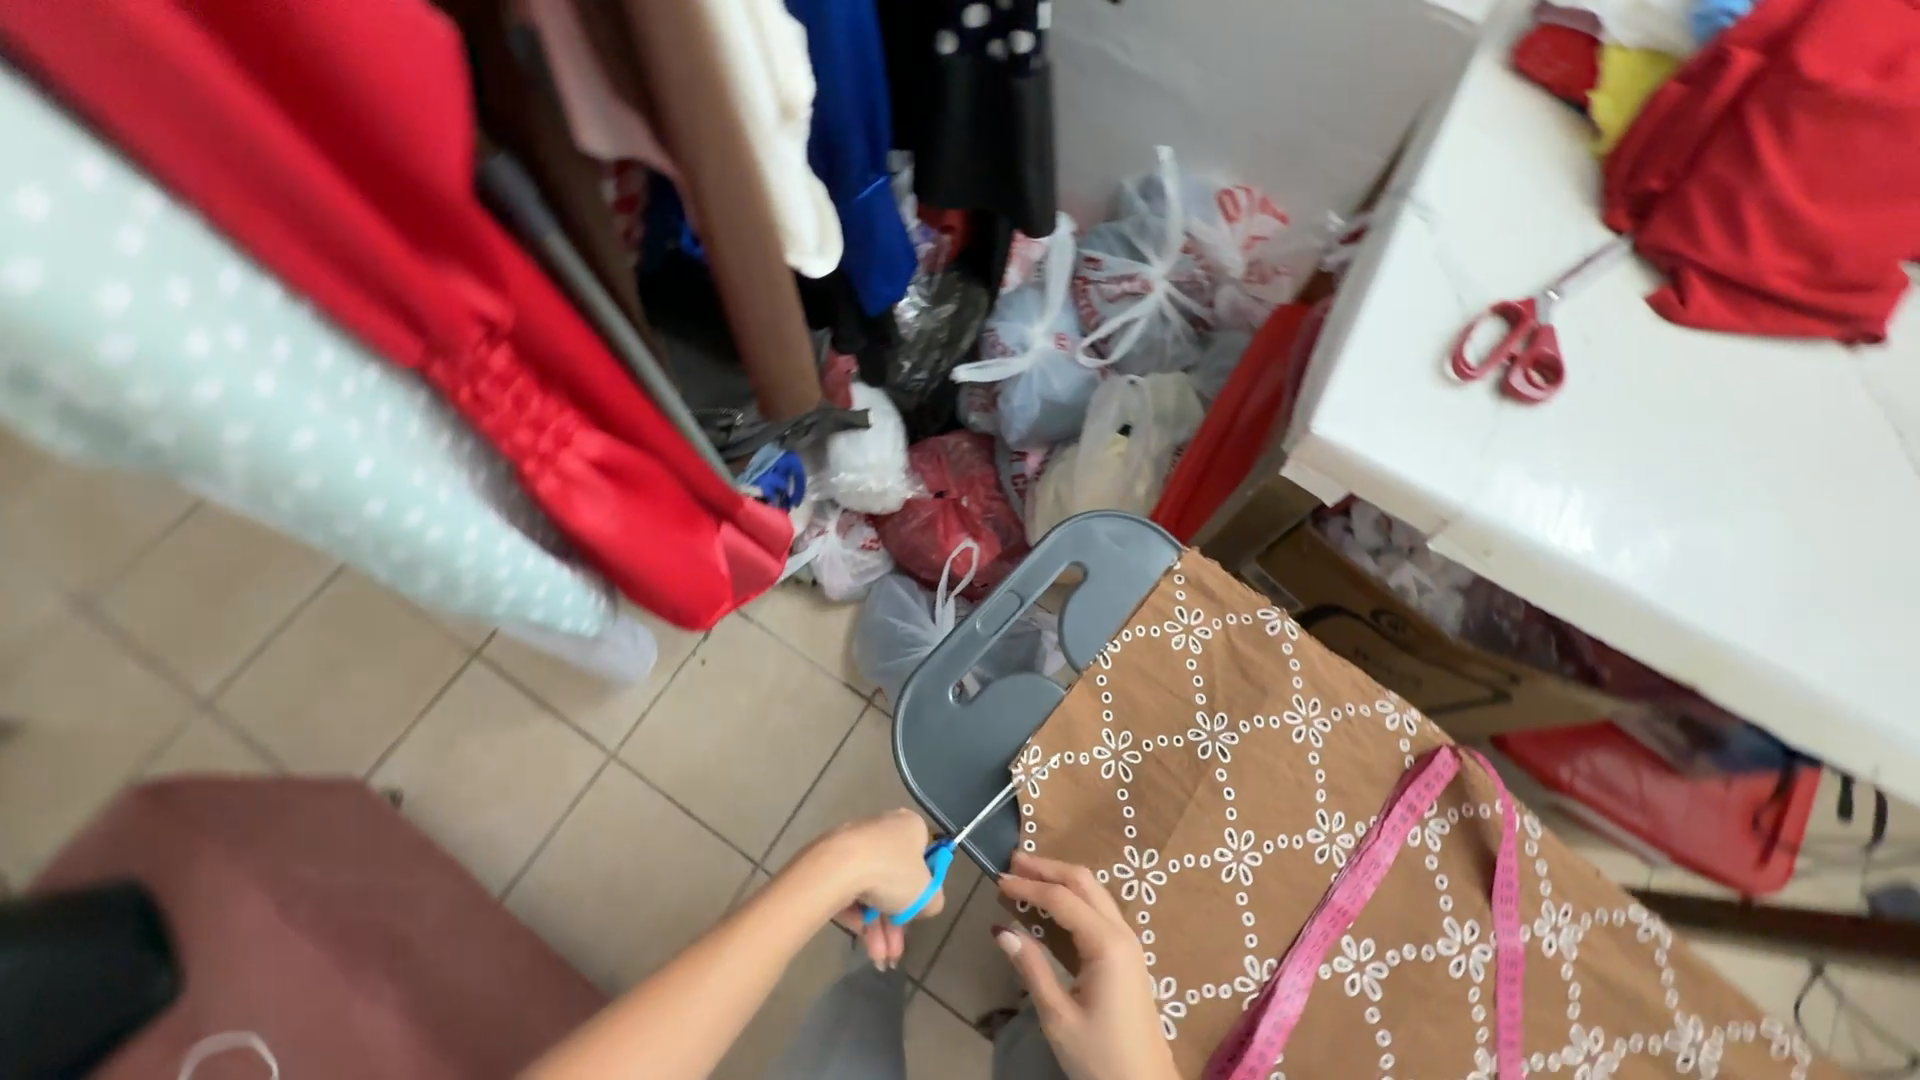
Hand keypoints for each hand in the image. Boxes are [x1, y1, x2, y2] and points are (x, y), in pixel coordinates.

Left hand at [801, 809, 942, 971]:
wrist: (837, 867)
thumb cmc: (892, 873)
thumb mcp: (927, 894)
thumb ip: (933, 900)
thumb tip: (926, 904)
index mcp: (910, 826)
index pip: (923, 855)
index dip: (922, 887)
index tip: (919, 912)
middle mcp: (883, 829)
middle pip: (895, 880)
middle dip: (896, 922)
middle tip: (895, 951)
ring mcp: (855, 845)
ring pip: (872, 890)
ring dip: (878, 928)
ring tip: (879, 959)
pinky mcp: (831, 861)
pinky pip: (851, 890)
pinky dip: (858, 917)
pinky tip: (861, 942)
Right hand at [995, 853, 1178, 1079]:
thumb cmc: (1100, 1057)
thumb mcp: (1058, 1017)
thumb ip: (1032, 968)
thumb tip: (1001, 930)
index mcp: (1107, 945)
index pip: (1062, 899)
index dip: (1029, 886)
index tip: (998, 880)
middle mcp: (1122, 933)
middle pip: (1083, 882)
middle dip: (1047, 868)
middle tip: (1013, 862)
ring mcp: (1128, 942)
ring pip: (1093, 892)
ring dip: (1060, 879)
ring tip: (1027, 875)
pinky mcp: (1126, 955)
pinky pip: (1098, 910)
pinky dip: (1072, 898)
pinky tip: (1050, 904)